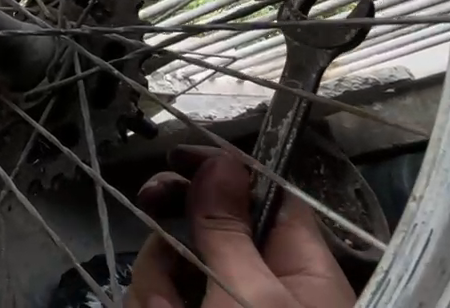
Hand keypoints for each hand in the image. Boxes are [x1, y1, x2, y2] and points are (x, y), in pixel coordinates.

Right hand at [128, 147, 354, 307]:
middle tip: (146, 205)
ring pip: (171, 263)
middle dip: (170, 224)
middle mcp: (262, 286)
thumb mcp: (252, 298)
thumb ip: (229, 231)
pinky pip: (156, 294)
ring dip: (155, 281)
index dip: (222, 170)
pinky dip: (148, 303)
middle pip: (205, 226)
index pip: (268, 198)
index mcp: (302, 274)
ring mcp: (221, 306)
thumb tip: (222, 160)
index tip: (173, 157)